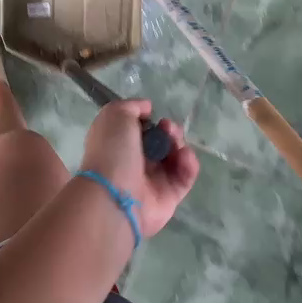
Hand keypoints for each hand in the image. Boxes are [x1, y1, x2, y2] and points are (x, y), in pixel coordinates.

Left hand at [78, 99, 199, 240]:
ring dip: (179, 144)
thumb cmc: (112, 149)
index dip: (149, 120)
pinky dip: (189, 164)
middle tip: (169, 129)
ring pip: (174, 157)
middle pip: (160, 141)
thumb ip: (133, 106)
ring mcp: (153, 180)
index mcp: (118, 143)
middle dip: (169, 131)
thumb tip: (148, 108)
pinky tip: (184, 156)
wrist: (116, 194)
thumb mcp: (116, 114)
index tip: (153, 115)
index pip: (140, 129)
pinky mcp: (170, 196)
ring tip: (176, 143)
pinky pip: (185, 177)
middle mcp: (135, 161)